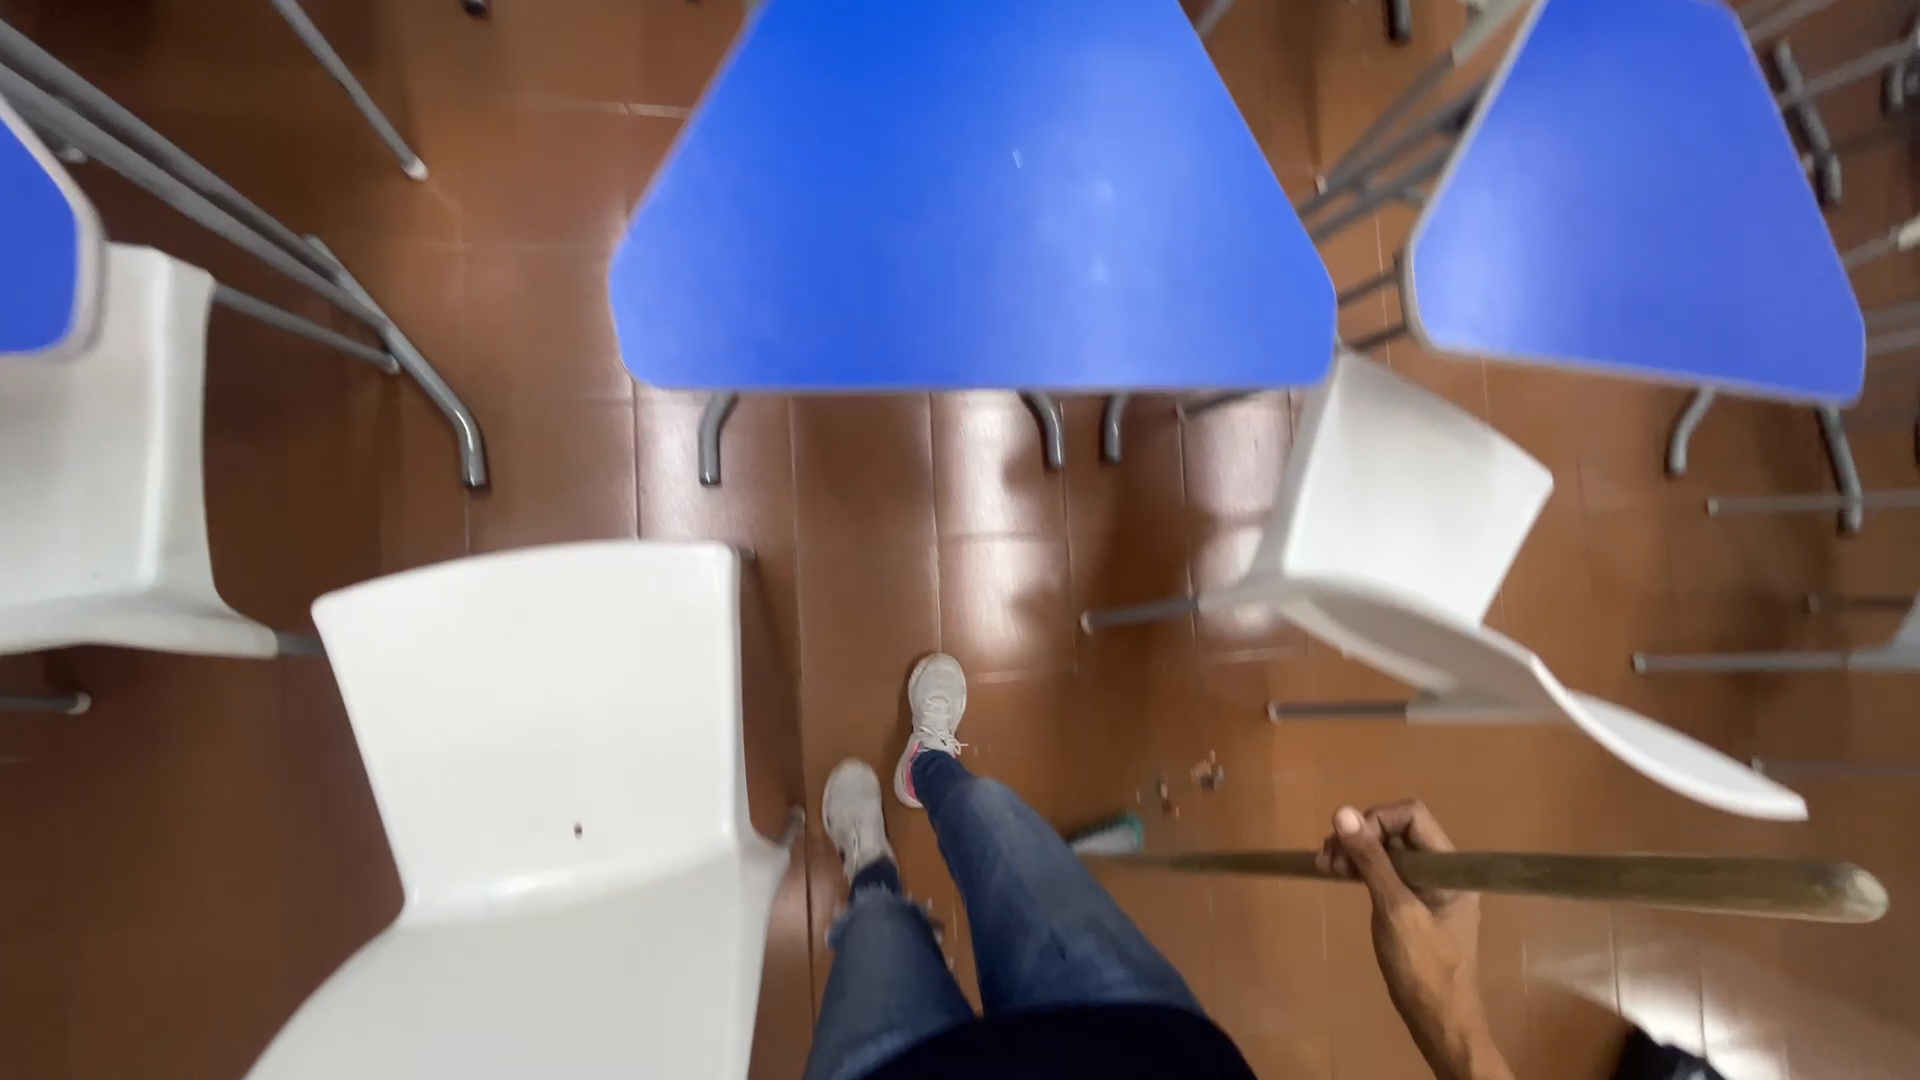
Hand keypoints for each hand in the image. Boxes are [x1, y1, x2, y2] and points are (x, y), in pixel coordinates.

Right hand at [1317, 800, 1511, 1079]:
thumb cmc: (1423, 968)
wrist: (1439, 1024)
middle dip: (1358, 836)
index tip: (1349, 841)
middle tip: (1328, 857)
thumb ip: (1370, 860)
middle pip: (1394, 829)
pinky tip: (1333, 872)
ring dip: (1352, 850)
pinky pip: (1380, 868)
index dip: (1376, 820)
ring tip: (1325, 865)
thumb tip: (1342, 811)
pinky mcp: (1409, 899)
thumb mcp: (1394, 910)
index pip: (1411, 816)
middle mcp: (1440, 870)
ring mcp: (1424, 885)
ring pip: (1383, 847)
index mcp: (1451, 869)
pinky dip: (1356, 866)